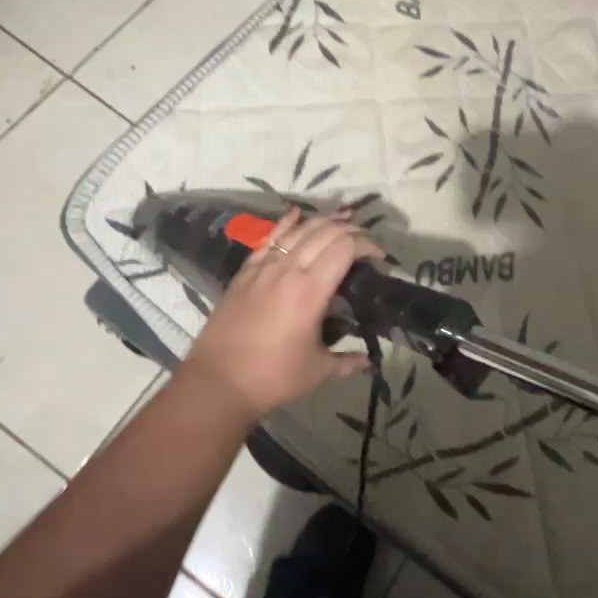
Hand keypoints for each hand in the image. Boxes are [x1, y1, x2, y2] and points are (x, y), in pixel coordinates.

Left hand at [181, 208, 381, 419]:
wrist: (217, 382)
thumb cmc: (272, 377)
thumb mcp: (318, 371)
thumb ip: (347, 361)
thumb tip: (369, 361)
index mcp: (311, 290)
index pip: (345, 248)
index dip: (367, 245)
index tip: (380, 257)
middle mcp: (289, 270)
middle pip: (325, 232)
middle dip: (350, 229)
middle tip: (365, 241)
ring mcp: (264, 267)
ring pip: (298, 230)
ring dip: (323, 220)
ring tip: (341, 219)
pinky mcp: (245, 273)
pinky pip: (269, 238)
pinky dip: (286, 223)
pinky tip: (296, 214)